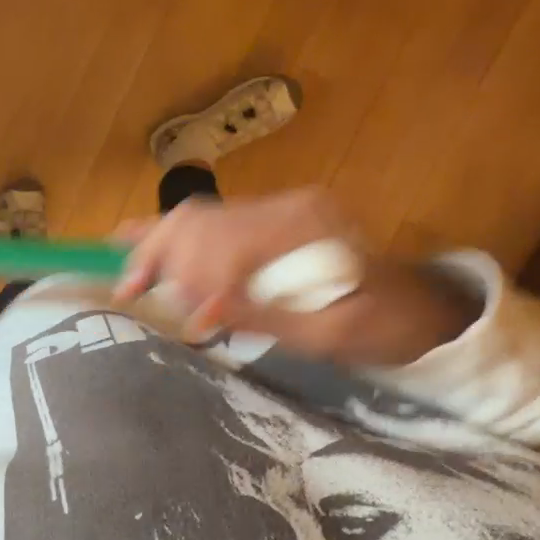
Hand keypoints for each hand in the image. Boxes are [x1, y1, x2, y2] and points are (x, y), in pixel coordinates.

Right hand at [114, 187, 477, 365]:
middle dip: (162, 253)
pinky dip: (172, 235)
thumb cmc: (382, 326)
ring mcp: (276, 208)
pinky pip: (209, 221)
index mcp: (308, 226)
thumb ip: (267, 318)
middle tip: (127, 289)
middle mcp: (287, 204)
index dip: (197, 277)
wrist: (414, 308)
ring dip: (159, 244)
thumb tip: (203, 310)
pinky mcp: (266, 220)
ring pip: (199, 215)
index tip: (183, 319)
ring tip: (125, 273)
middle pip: (205, 218)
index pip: (230, 240)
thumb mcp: (331, 335)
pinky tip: (136, 238)